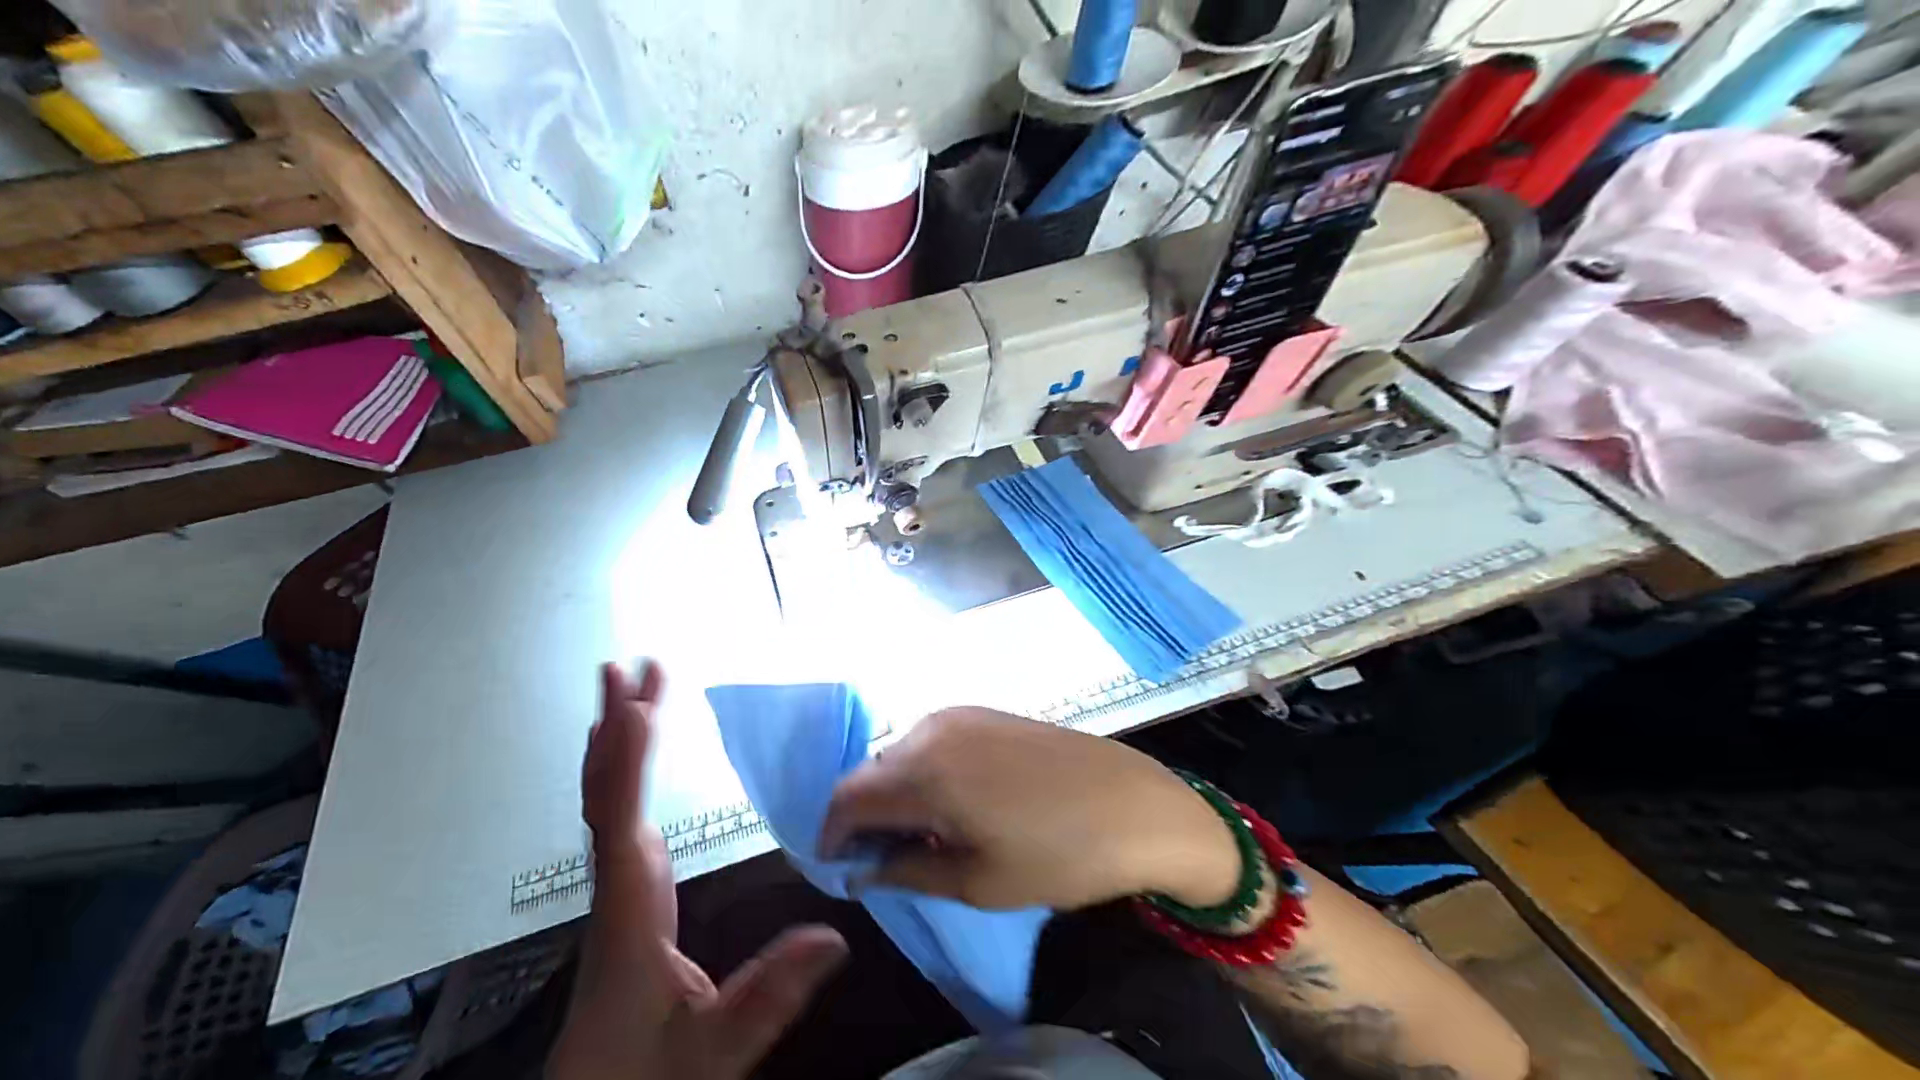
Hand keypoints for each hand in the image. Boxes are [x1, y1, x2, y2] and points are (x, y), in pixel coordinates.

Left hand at [547, 663, 847, 1079]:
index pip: (619, 819)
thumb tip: (835, 937)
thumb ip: (770, 995)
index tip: (637, 703)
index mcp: (630, 906)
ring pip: (606, 797)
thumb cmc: (647, 1072)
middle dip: (621, 724)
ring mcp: (617, 883)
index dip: (627, 759)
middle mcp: (615, 881)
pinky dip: (621, 770)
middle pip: (606, 790)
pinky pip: (616, 812)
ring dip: (617, 738)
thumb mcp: (715, 1048)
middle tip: (631, 667)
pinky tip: (628, 755)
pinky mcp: (626, 889)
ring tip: (627, 687)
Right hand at [819, 707, 1239, 911]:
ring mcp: (963, 714)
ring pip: (901, 754)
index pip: (847, 797)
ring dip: (894, 792)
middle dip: (862, 814)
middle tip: (878, 858)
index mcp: (924, 770)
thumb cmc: (1058, 855)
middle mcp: (933, 729)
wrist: (1137, 806)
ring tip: (918, 835)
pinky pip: (933, 741)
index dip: (832, 833)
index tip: (838, 865)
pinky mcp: (988, 713)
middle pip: (871, 771)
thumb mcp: (978, 881)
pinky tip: (950, 803)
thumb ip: (908, 871)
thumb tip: (865, 869)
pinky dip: (924, 773)